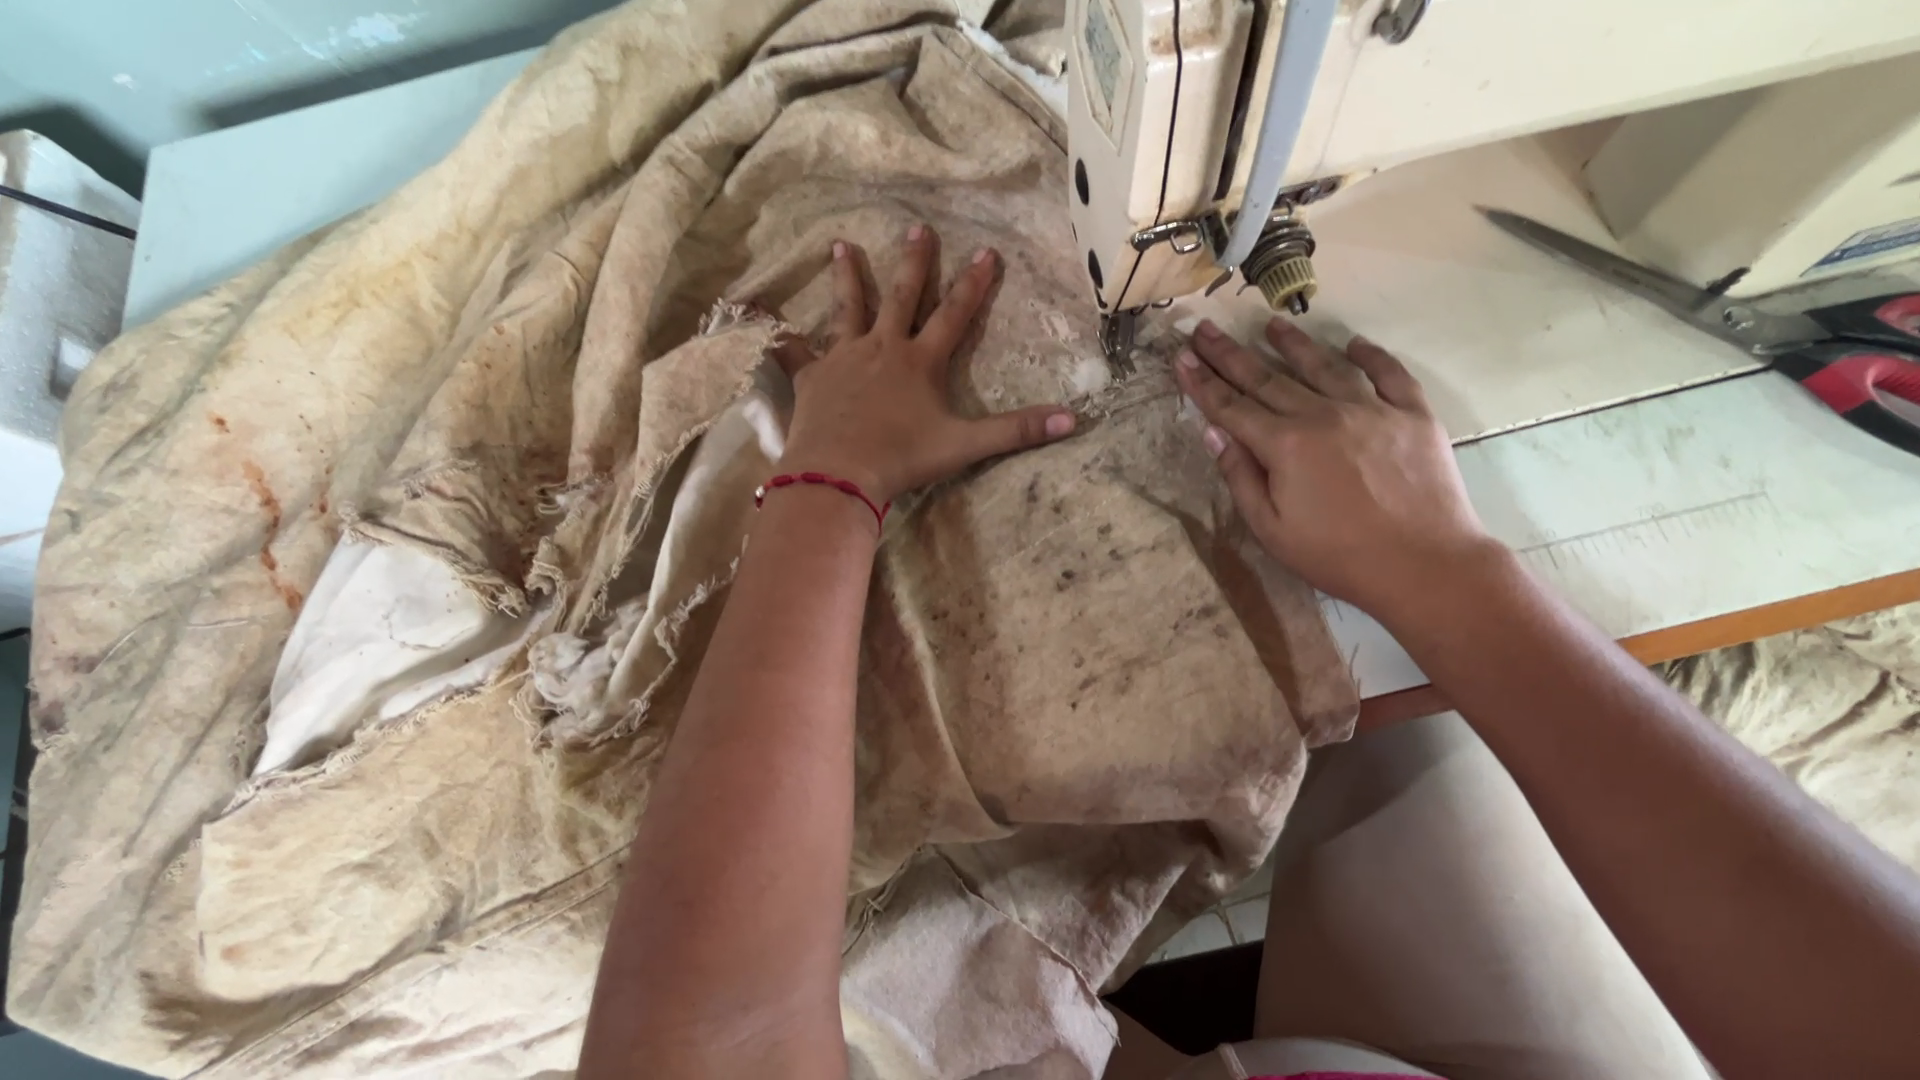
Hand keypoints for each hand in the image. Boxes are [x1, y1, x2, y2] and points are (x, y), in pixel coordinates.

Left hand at [772, 225, 1075, 505]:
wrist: (840, 473)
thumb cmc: (902, 458)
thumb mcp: (965, 445)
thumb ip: (1017, 431)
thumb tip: (1075, 420)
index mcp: (920, 361)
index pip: (954, 314)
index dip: (973, 284)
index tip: (986, 252)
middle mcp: (882, 348)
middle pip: (901, 297)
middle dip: (913, 263)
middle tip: (917, 229)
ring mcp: (842, 359)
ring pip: (847, 310)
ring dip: (848, 278)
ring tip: (842, 245)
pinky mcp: (811, 378)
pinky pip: (792, 353)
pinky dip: (778, 338)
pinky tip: (761, 320)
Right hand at [1175, 317, 1498, 614]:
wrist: (1425, 565)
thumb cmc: (1337, 556)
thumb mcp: (1271, 529)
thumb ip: (1240, 477)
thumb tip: (1213, 431)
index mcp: (1285, 446)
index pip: (1232, 407)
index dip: (1203, 382)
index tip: (1182, 356)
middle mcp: (1323, 415)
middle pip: (1268, 379)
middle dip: (1231, 354)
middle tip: (1206, 329)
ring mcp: (1371, 410)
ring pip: (1324, 366)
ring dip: (1293, 344)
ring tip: (1271, 324)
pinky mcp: (1413, 415)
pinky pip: (1389, 374)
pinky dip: (1370, 355)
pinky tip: (1354, 344)